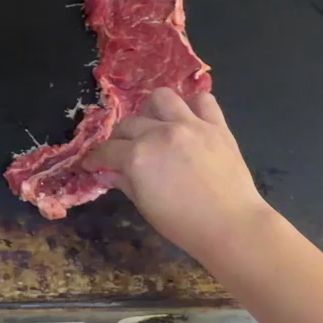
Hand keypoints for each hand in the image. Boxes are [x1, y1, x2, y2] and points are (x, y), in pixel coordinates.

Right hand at [84, 87, 269, 259]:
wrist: (230, 225)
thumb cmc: (182, 223)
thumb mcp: (144, 205)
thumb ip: (124, 182)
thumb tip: (109, 173)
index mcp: (137, 155)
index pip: (107, 150)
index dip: (95, 159)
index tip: (92, 164)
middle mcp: (160, 133)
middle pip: (129, 123)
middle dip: (119, 138)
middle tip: (122, 151)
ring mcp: (190, 125)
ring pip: (162, 97)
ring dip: (151, 110)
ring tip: (154, 124)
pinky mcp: (216, 126)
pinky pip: (203, 100)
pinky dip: (192, 106)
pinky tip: (187, 120)